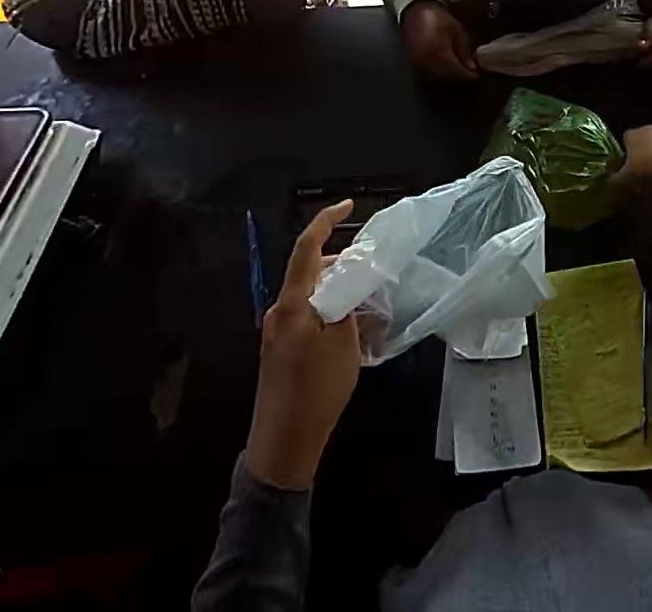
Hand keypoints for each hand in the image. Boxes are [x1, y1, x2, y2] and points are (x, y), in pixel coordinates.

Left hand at [247, 200, 360, 490]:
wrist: (283, 444)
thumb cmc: (316, 390)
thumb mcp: (344, 345)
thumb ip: (347, 307)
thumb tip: (352, 284)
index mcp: (292, 304)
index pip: (306, 249)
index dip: (326, 221)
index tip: (349, 205)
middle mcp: (279, 311)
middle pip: (310, 271)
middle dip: (342, 264)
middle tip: (373, 269)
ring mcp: (277, 331)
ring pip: (312, 295)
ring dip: (338, 291)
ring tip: (369, 304)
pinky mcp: (280, 349)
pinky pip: (307, 316)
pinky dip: (329, 312)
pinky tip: (352, 330)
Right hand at [401, 0, 478, 80]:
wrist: (414, 12)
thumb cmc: (439, 19)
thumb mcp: (456, 31)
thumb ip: (465, 51)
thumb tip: (472, 67)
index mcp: (441, 55)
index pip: (459, 72)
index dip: (470, 75)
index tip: (478, 74)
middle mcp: (429, 64)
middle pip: (449, 77)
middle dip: (461, 76)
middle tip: (471, 72)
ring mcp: (420, 66)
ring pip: (440, 77)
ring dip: (451, 75)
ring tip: (460, 69)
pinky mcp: (415, 64)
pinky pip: (430, 73)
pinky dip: (441, 72)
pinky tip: (447, 67)